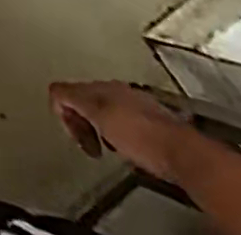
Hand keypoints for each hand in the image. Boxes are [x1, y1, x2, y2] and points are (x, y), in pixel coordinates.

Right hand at [50, 82, 194, 181]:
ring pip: (105, 110)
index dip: (61, 112)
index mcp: (101, 86)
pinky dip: (120, 134)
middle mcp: (118, 89)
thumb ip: (70, 98)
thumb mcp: (95, 115)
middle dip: (81, 119)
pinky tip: (129, 148)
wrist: (186, 155)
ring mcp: (139, 104)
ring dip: (101, 127)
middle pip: (83, 97)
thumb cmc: (139, 137)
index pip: (63, 89)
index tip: (72, 134)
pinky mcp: (156, 122)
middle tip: (89, 141)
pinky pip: (125, 121)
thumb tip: (53, 91)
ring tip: (110, 147)